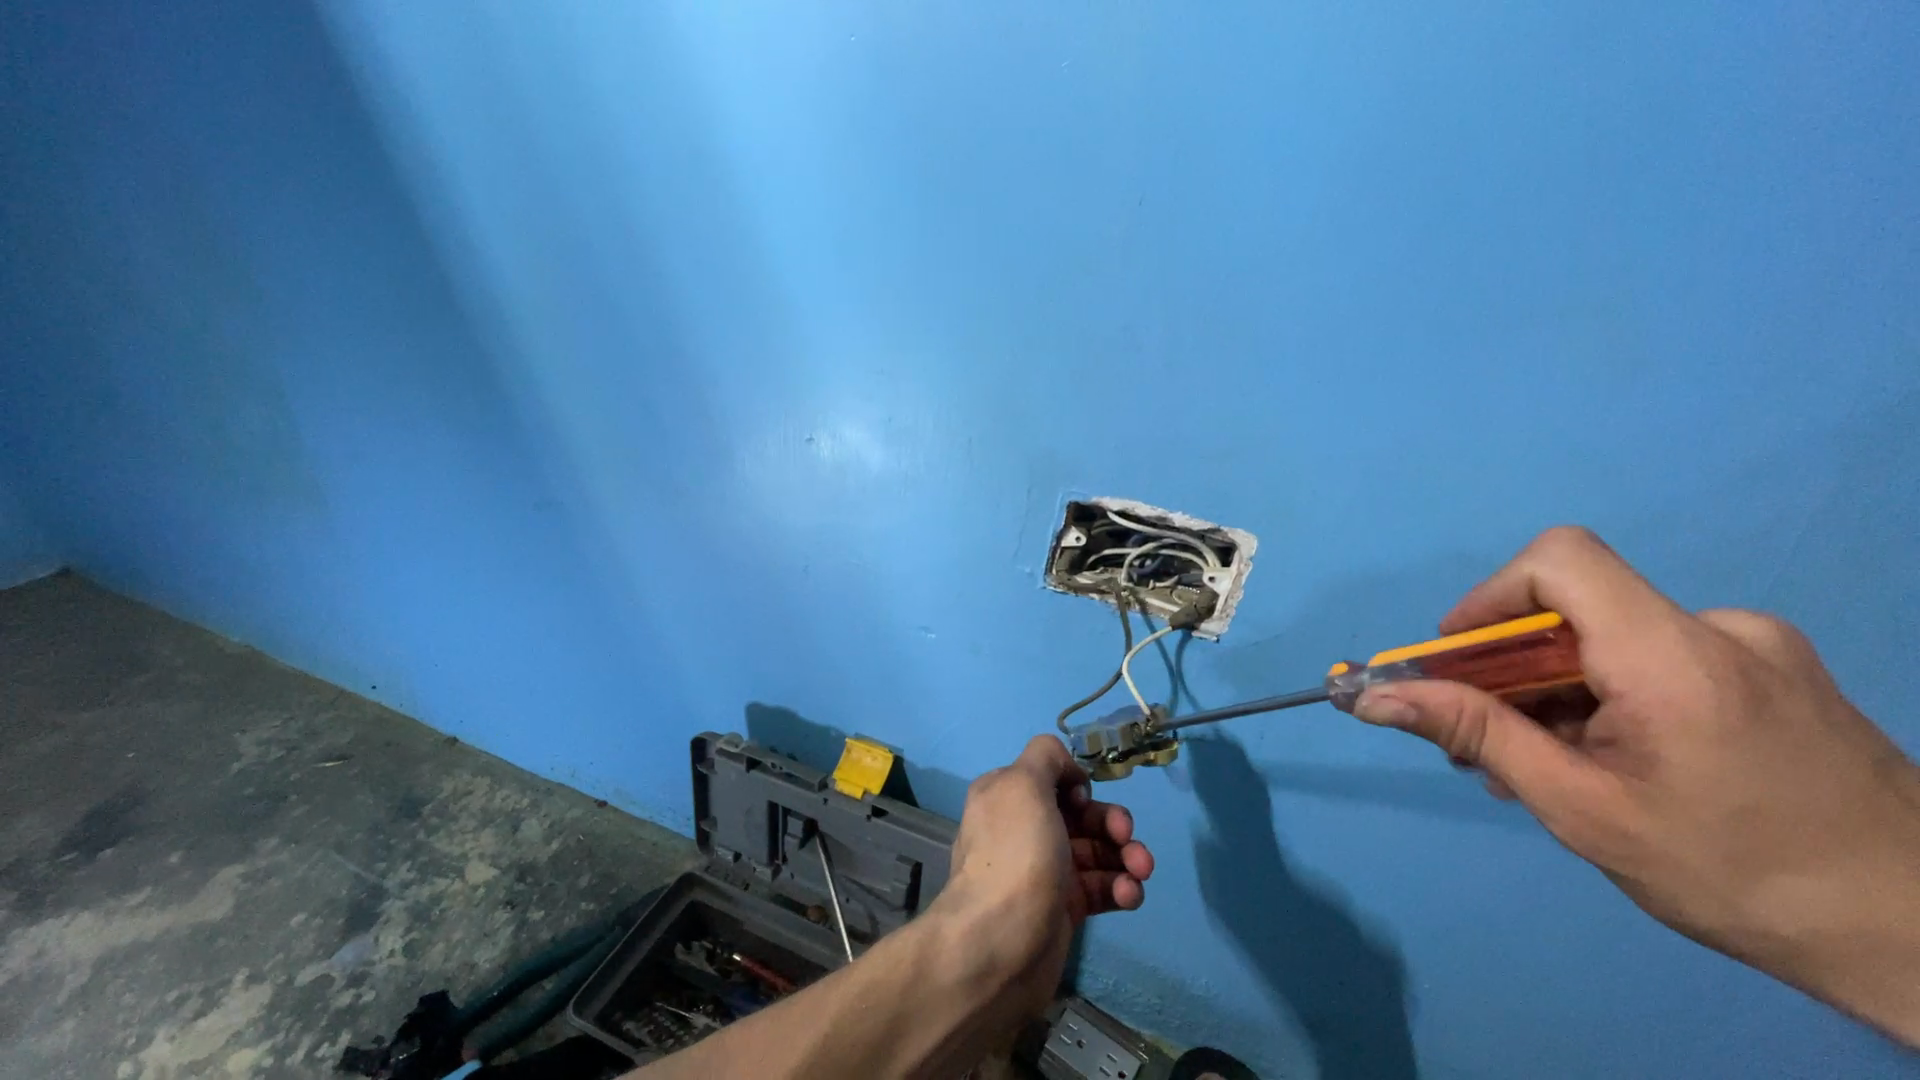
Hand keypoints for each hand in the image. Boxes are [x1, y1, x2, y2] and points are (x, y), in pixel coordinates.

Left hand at [934, 735, 1154, 1015]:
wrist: (1002, 942)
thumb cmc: (1016, 853)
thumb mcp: (1023, 783)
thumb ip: (1045, 756)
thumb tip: (1064, 765)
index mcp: (1007, 796)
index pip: (1051, 777)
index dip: (1076, 784)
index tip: (1086, 797)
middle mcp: (1023, 829)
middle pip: (1081, 815)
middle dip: (1113, 822)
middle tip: (1128, 837)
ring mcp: (1044, 871)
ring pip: (1097, 852)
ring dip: (1126, 857)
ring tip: (1140, 872)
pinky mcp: (1063, 909)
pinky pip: (1101, 889)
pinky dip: (1121, 888)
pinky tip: (1130, 895)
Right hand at [1352, 527, 1919, 1041]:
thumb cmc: (1735, 875)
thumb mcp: (1580, 809)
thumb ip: (1475, 735)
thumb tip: (1374, 697)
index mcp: (1673, 655)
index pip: (1561, 561)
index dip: (1490, 597)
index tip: (1457, 662)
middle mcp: (1718, 630)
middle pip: (1578, 611)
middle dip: (1509, 668)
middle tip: (1480, 744)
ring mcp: (1759, 650)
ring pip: (1616, 643)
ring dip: (1558, 692)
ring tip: (1547, 768)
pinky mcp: (1778, 675)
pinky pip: (1661, 663)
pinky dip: (1610, 699)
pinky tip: (1610, 763)